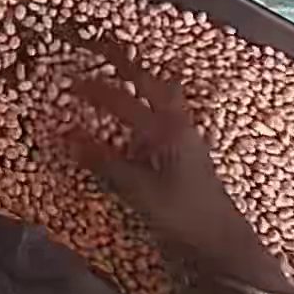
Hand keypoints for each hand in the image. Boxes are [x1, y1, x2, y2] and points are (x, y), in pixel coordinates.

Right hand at [73, 68, 293, 293]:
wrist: (225, 240)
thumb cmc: (183, 214)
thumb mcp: (138, 189)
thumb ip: (103, 161)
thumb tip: (68, 136)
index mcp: (166, 129)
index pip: (123, 101)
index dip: (96, 91)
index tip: (72, 82)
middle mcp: (179, 124)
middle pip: (151, 83)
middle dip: (127, 66)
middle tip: (105, 52)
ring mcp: (187, 134)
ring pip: (165, 95)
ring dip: (145, 81)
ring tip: (124, 73)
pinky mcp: (190, 148)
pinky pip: (169, 111)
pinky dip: (153, 101)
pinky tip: (142, 114)